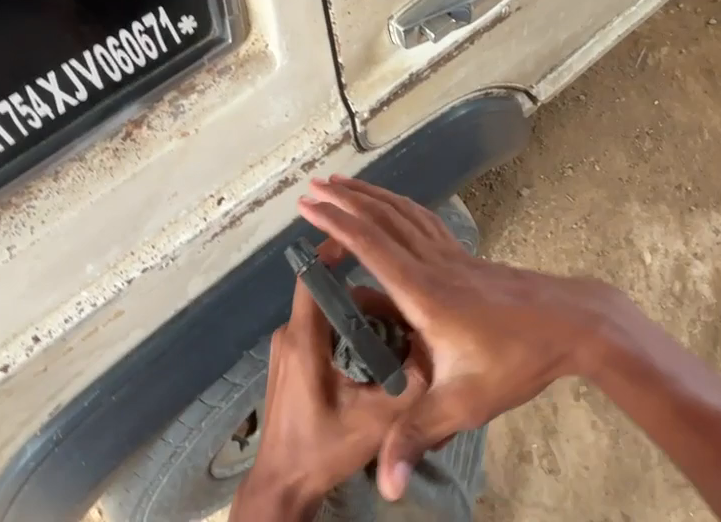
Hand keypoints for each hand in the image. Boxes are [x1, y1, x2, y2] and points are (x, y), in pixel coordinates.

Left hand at [232, 244, 427, 519]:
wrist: (283, 486)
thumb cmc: (322, 450)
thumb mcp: (374, 422)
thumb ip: (407, 387)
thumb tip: (438, 353)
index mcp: (304, 339)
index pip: (313, 276)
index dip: (336, 250)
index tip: (367, 234)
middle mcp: (291, 334)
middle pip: (331, 294)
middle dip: (369, 297)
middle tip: (406, 309)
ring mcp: (288, 347)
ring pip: (329, 314)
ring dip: (361, 318)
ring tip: (397, 335)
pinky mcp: (292, 361)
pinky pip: (322, 331)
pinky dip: (349, 333)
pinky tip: (376, 354)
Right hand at [297, 176, 625, 500]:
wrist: (572, 322)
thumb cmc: (517, 359)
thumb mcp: (466, 403)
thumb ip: (420, 435)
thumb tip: (386, 487)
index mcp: (424, 292)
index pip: (371, 247)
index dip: (337, 222)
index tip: (309, 203)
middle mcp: (434, 263)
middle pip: (383, 220)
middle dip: (345, 200)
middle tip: (312, 186)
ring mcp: (452, 255)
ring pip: (404, 214)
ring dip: (371, 196)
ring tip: (343, 185)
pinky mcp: (466, 257)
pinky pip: (424, 221)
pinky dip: (399, 206)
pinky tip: (393, 207)